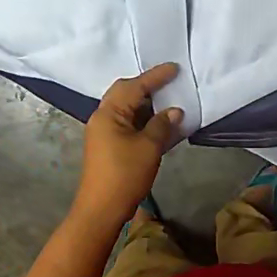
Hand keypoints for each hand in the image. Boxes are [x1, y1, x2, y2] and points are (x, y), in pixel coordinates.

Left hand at [72, 63, 183, 226]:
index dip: (155, 77)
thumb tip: (173, 111)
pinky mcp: (106, 146)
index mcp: (108, 113)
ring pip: (125, 110)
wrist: (102, 208)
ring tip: (168, 102)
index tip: (175, 68)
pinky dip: (142, 121)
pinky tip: (158, 124)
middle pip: (125, 94)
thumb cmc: (125, 174)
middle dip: (147, 87)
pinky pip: (126, 124)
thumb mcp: (149, 147)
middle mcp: (101, 118)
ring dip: (146, 105)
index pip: (134, 86)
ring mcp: (102, 133)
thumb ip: (161, 125)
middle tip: (169, 83)